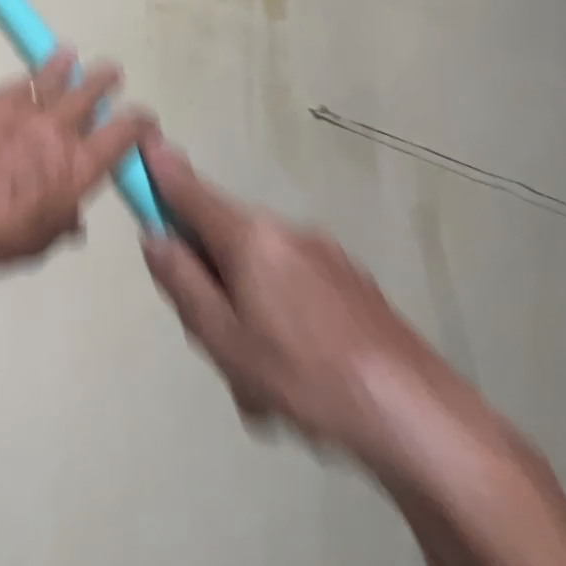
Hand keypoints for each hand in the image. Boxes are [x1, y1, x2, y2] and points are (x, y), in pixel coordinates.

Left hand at [0, 49, 153, 264]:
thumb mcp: (43, 239)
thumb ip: (62, 220)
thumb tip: (71, 217)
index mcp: (79, 166)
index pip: (123, 134)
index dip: (139, 123)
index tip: (142, 119)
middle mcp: (56, 131)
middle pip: (88, 95)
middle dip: (102, 82)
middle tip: (110, 72)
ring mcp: (18, 112)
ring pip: (48, 80)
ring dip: (63, 67)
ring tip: (69, 56)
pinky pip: (12, 84)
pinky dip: (24, 78)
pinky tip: (26, 76)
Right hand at [137, 134, 489, 469]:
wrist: (425, 423)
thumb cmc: (304, 374)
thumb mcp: (220, 334)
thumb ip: (180, 280)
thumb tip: (154, 237)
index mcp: (252, 239)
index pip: (189, 192)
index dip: (159, 170)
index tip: (140, 142)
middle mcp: (290, 235)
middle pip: (222, 240)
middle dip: (206, 281)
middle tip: (210, 338)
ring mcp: (329, 261)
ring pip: (257, 275)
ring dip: (243, 314)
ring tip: (256, 379)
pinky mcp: (356, 290)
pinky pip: (293, 294)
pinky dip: (278, 326)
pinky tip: (292, 379)